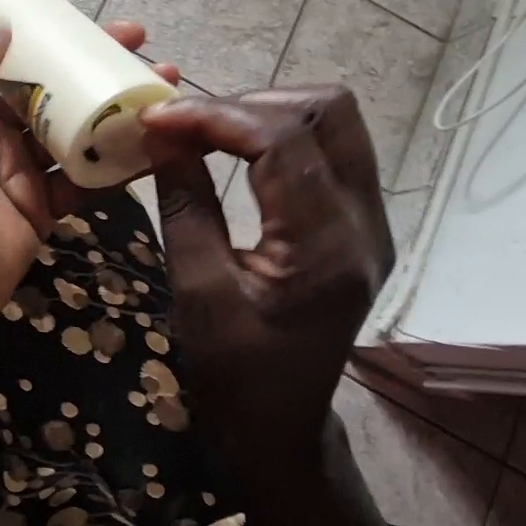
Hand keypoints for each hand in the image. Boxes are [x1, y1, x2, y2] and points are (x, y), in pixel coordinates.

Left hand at [0, 21, 179, 346]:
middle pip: (58, 93)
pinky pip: (90, 181)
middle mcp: (1, 137)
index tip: (101, 26)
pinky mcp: (46, 210)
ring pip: (81, 133)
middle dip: (100, 71)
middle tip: (150, 54)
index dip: (55, 40)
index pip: (16, 63)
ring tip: (167, 92)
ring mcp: (26, 174)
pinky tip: (161, 149)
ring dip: (119, 112)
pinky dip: (123, 165)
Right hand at [137, 87, 394, 450]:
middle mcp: (364, 221)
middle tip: (184, 125)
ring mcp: (369, 221)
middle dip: (246, 104)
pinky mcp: (357, 225)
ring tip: (203, 134)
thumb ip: (184, 202)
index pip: (282, 140)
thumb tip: (160, 135)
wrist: (278, 421)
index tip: (156, 119)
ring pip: (334, 123)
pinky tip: (230, 154)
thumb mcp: (195, 287)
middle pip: (327, 112)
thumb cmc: (230, 367)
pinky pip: (327, 152)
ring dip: (265, 114)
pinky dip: (276, 137)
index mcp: (325, 244)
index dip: (215, 115)